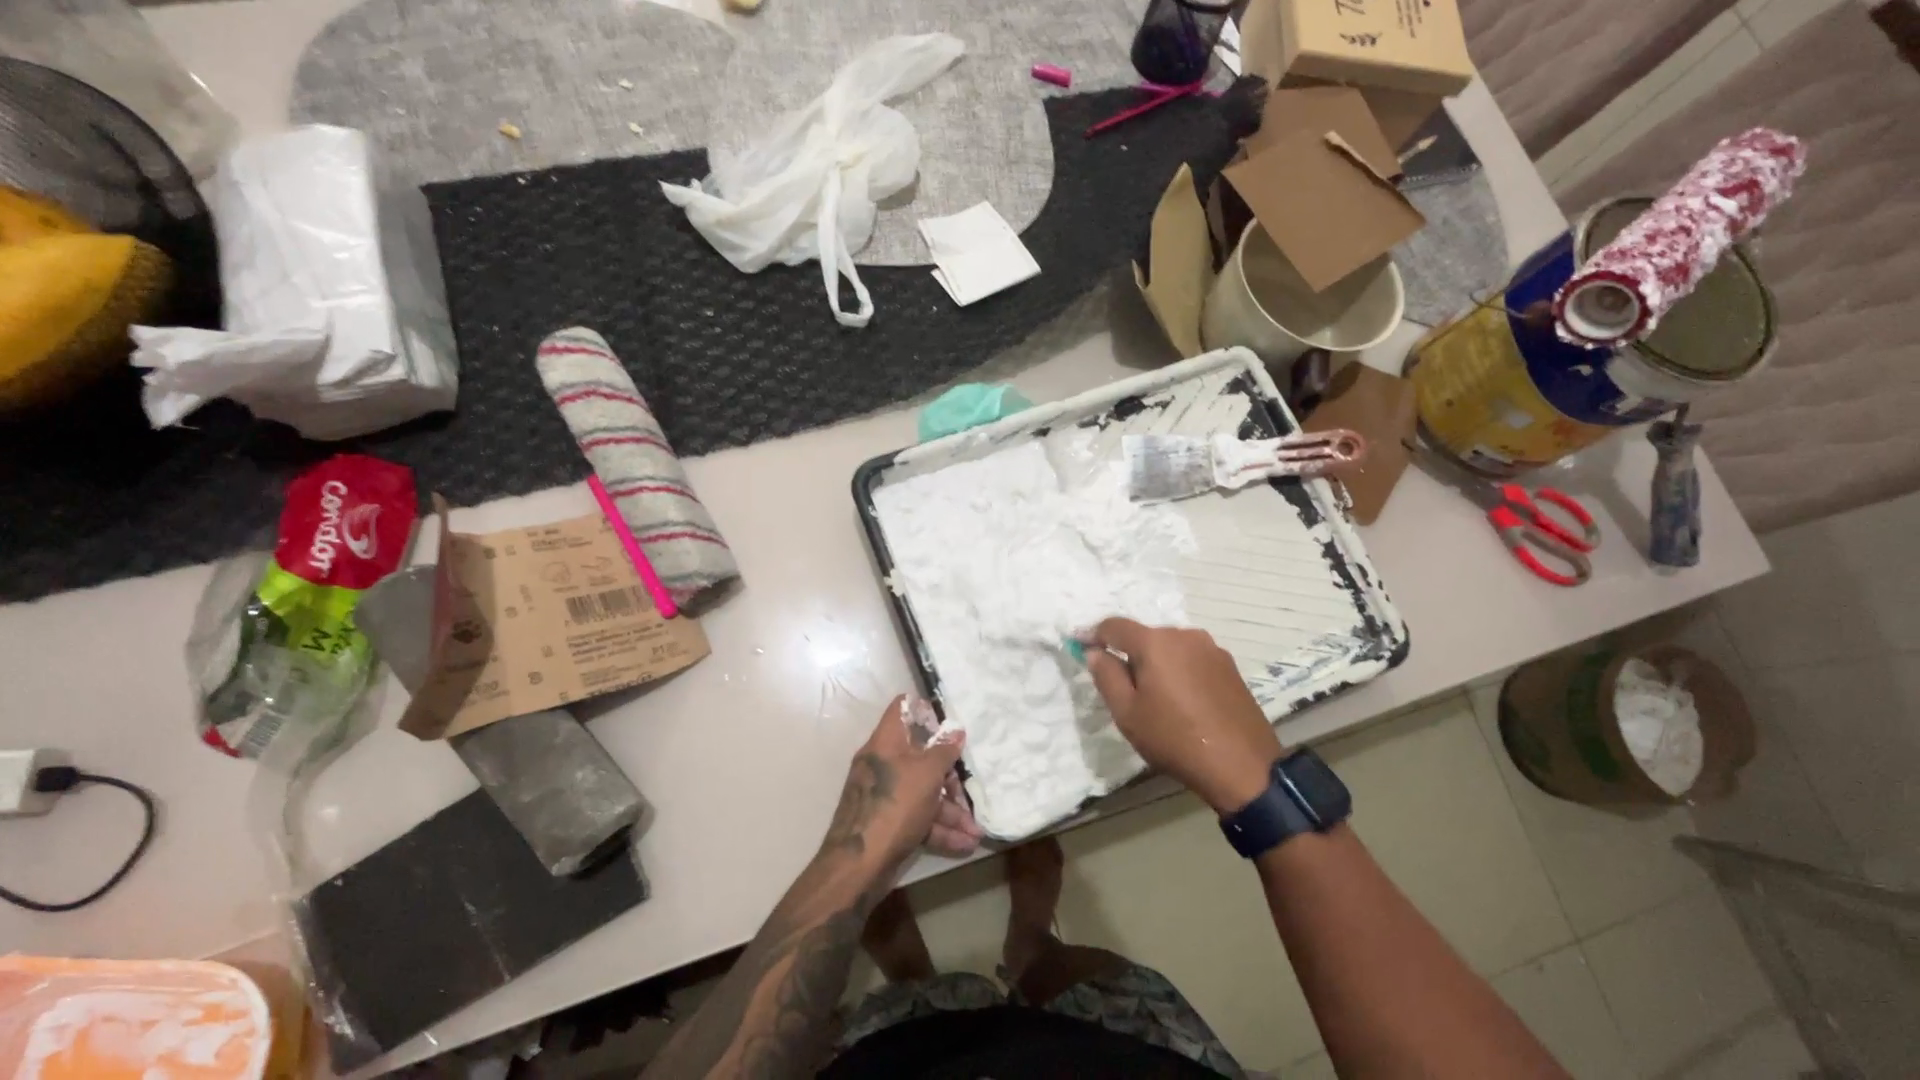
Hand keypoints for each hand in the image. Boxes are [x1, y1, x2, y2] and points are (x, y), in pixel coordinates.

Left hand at [822, 695, 982, 868]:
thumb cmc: (895, 805)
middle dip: (949, 775)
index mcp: (885, 744)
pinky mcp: (889, 824)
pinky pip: (919, 819)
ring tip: (977, 830)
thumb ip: (943, 752)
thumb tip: (955, 732)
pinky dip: (941, 831)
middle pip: (920, 758)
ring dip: (952, 811)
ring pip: (924, 794)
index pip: (900, 710)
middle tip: (972, 785)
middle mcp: (883, 766)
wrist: (859, 864)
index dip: (924, 709)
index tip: (949, 718)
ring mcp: (885, 797)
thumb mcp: (926, 774)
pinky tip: (966, 844)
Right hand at [1086, 618, 1284, 814]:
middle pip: (1145, 636)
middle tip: (1123, 689)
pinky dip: (1181, 672)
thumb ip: (1107, 676)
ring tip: (1157, 700)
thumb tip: (1095, 652)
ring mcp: (1212, 649)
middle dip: (1130, 654)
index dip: (1094, 634)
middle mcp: (1185, 635)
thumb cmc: (1174, 739)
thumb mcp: (1127, 713)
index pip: (1114, 625)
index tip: (1081, 648)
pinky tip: (1184, 703)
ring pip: (1171, 648)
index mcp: (1155, 642)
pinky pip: (1193, 660)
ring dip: (1158, 664)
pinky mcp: (1230, 667)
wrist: (1241, 765)